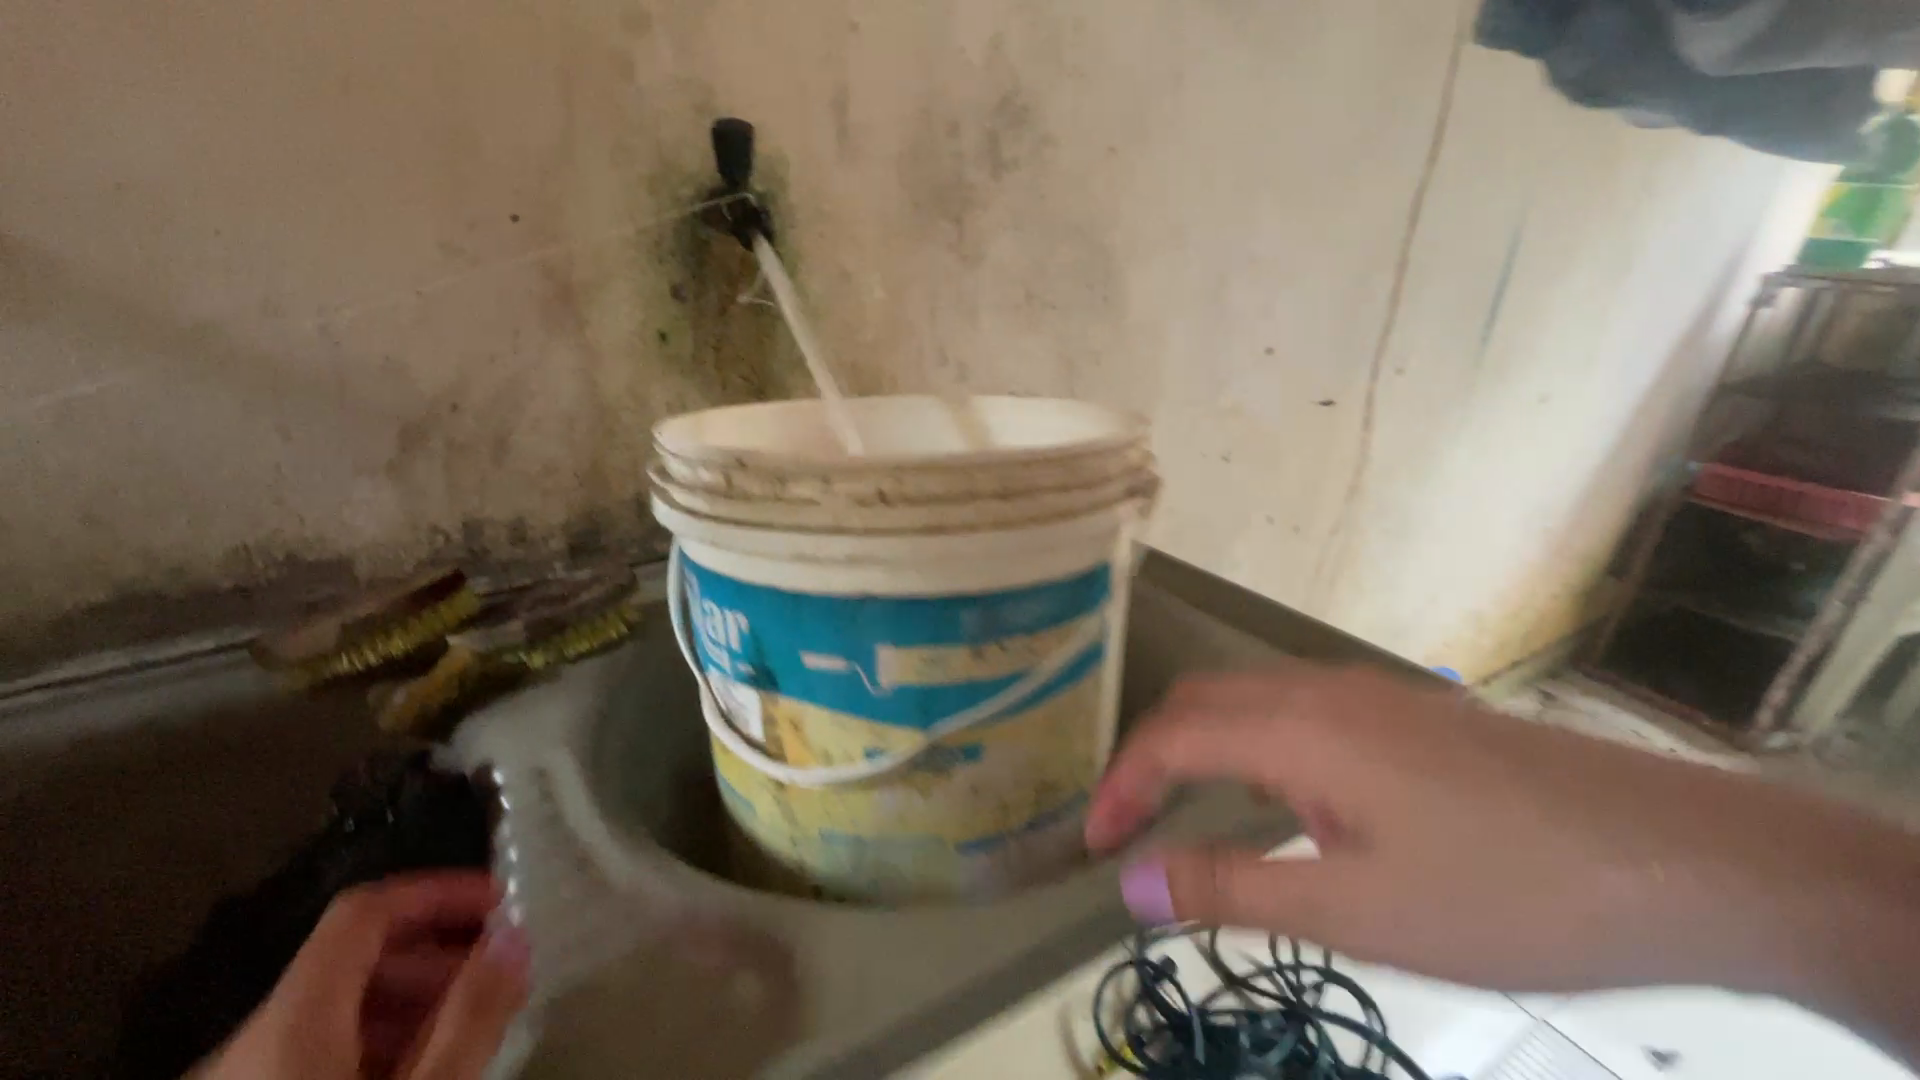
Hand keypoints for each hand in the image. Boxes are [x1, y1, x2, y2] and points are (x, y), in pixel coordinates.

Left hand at [197, 871, 529, 1079]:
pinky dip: (375, 1034)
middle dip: (437, 951)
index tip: (503, 900)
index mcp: (289, 1019)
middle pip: (352, 956)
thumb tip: (516, 931)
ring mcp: (235, 1074)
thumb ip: (470, 1013)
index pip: (363, 910)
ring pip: (334, 1004)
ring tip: (469, 1022)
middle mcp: (248, 1036)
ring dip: (412, 996)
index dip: (437, 890)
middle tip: (499, 972)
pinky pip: (311, 1045)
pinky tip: (415, 1063)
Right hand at [1085, 666, 1919, 1008]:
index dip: (1120, 785)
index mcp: (1298, 728)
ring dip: (1200, 746)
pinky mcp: (1412, 715)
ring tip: (1184, 810)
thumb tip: (1132, 883)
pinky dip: (1251, 743)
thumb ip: (1231, 889)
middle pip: (1202, 702)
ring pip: (1251, 699)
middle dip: (1149, 758)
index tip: (1097, 846)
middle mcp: (1323, 691)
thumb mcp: (1356, 910)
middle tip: (1128, 827)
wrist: (1689, 862)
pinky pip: (1297, 710)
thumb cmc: (1506, 894)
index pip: (1171, 738)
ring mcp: (1373, 694)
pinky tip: (1279, 797)